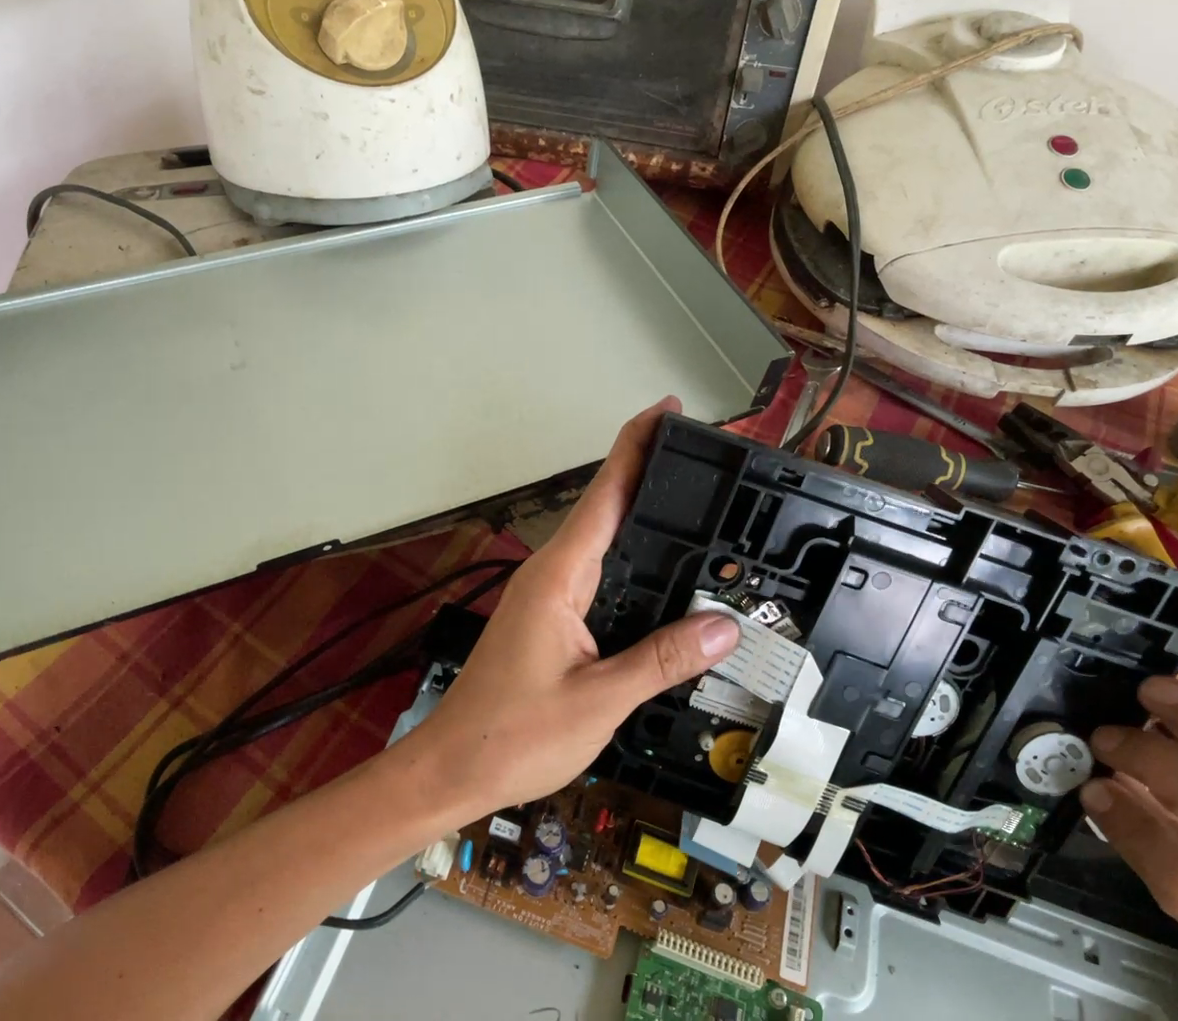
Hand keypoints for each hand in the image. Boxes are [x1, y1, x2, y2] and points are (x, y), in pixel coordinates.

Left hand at [394, 398, 739, 823]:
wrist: (453, 768)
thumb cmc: (513, 736)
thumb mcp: (599, 700)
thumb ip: (661, 660)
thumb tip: (724, 626)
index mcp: (558, 577)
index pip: (605, 494)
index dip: (637, 446)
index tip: (669, 410)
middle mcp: (551, 575)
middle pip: (608, 509)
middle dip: (653, 478)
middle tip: (711, 463)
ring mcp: (547, 597)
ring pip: (604, 545)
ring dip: (645, 522)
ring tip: (700, 509)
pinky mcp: (549, 620)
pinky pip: (599, 579)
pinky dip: (634, 567)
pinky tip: (664, 577)